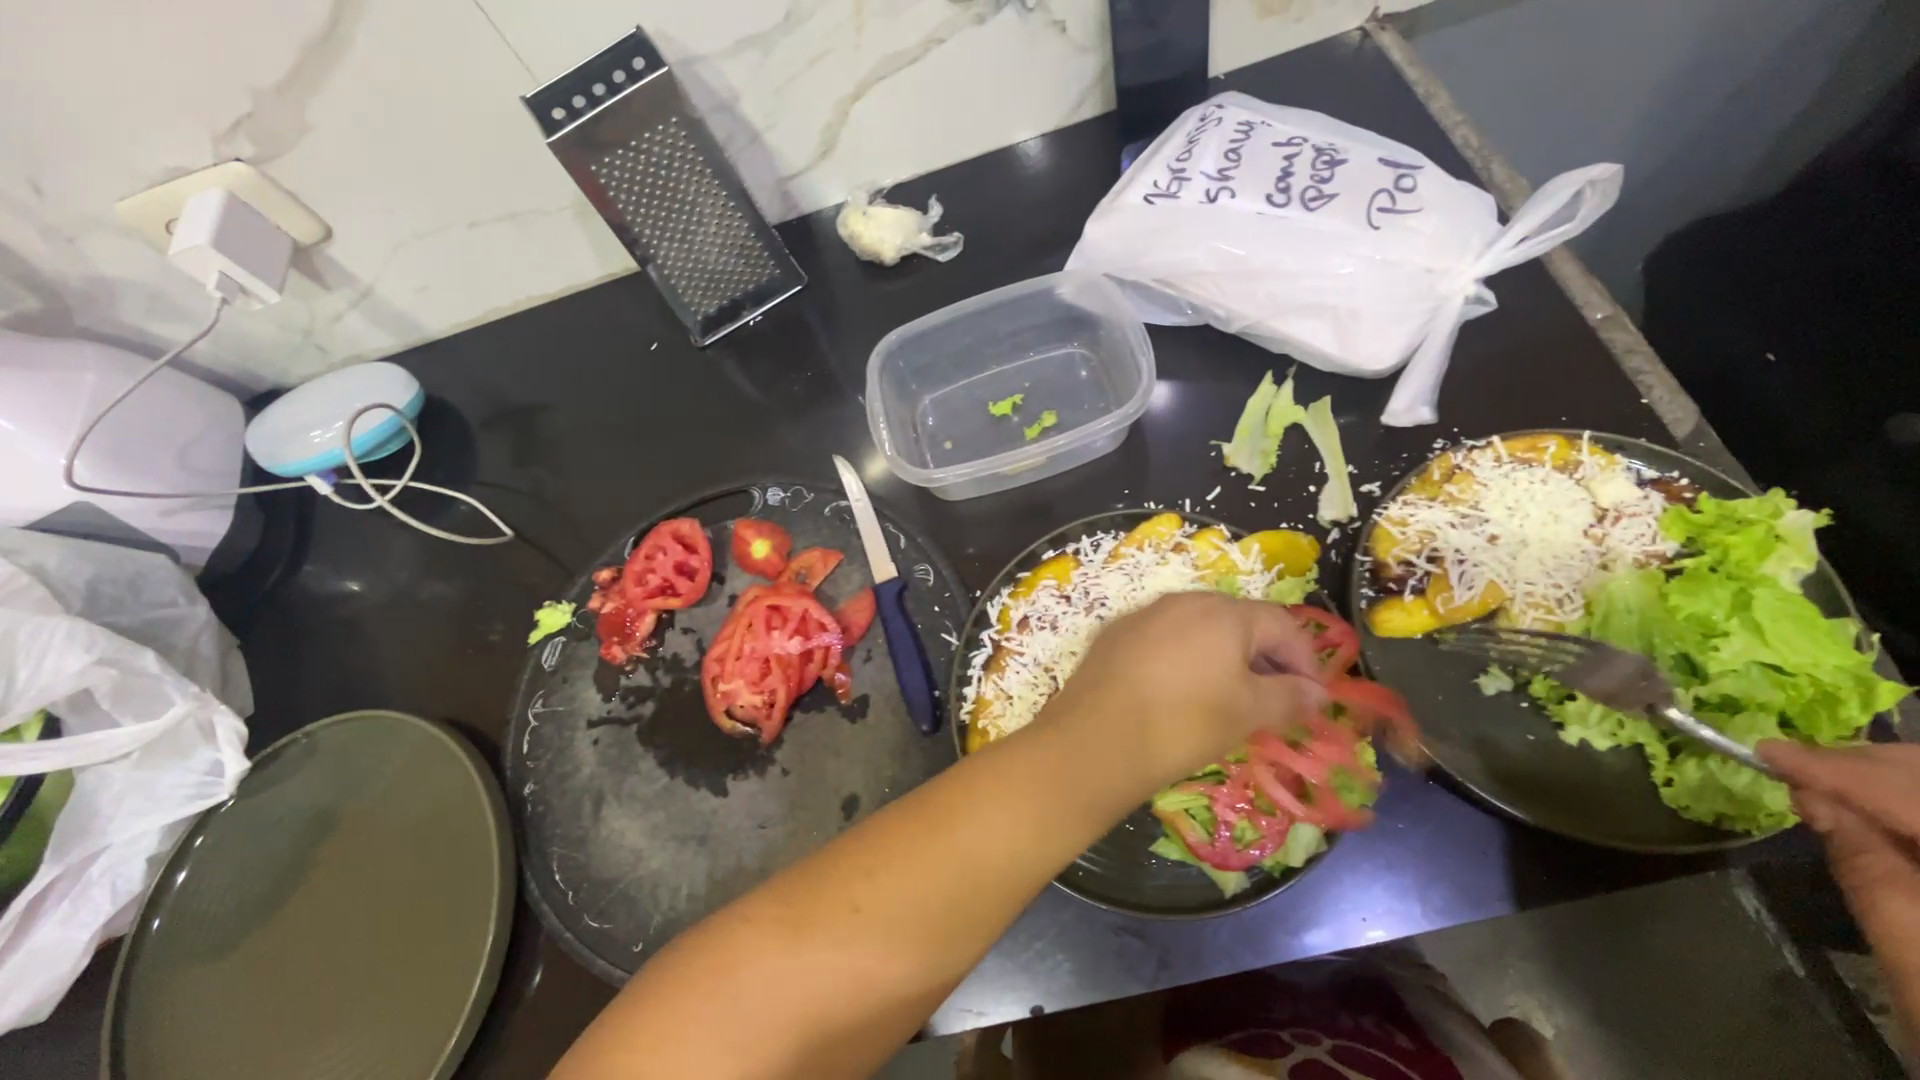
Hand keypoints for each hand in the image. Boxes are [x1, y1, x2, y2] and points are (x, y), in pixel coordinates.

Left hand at [1035, 592, 1326, 790]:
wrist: (1095, 740)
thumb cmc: (1184, 723)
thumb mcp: (1247, 713)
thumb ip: (1289, 697)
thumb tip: (1318, 693)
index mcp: (1224, 612)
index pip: (1281, 625)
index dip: (1305, 660)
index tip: (1313, 697)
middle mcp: (1183, 601)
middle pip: (1238, 621)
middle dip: (1263, 657)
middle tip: (1274, 698)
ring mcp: (1143, 615)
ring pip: (1197, 630)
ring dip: (1222, 658)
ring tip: (1229, 698)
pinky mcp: (1113, 636)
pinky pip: (1162, 641)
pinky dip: (1183, 661)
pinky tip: (1179, 693)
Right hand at [1760, 739, 1919, 1033]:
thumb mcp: (1912, 958)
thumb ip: (1868, 872)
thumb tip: (1813, 799)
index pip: (1912, 798)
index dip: (1841, 770)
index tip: (1768, 751)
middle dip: (1866, 766)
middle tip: (1791, 766)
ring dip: (1883, 781)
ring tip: (1820, 786)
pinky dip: (1902, 805)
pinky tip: (1865, 815)